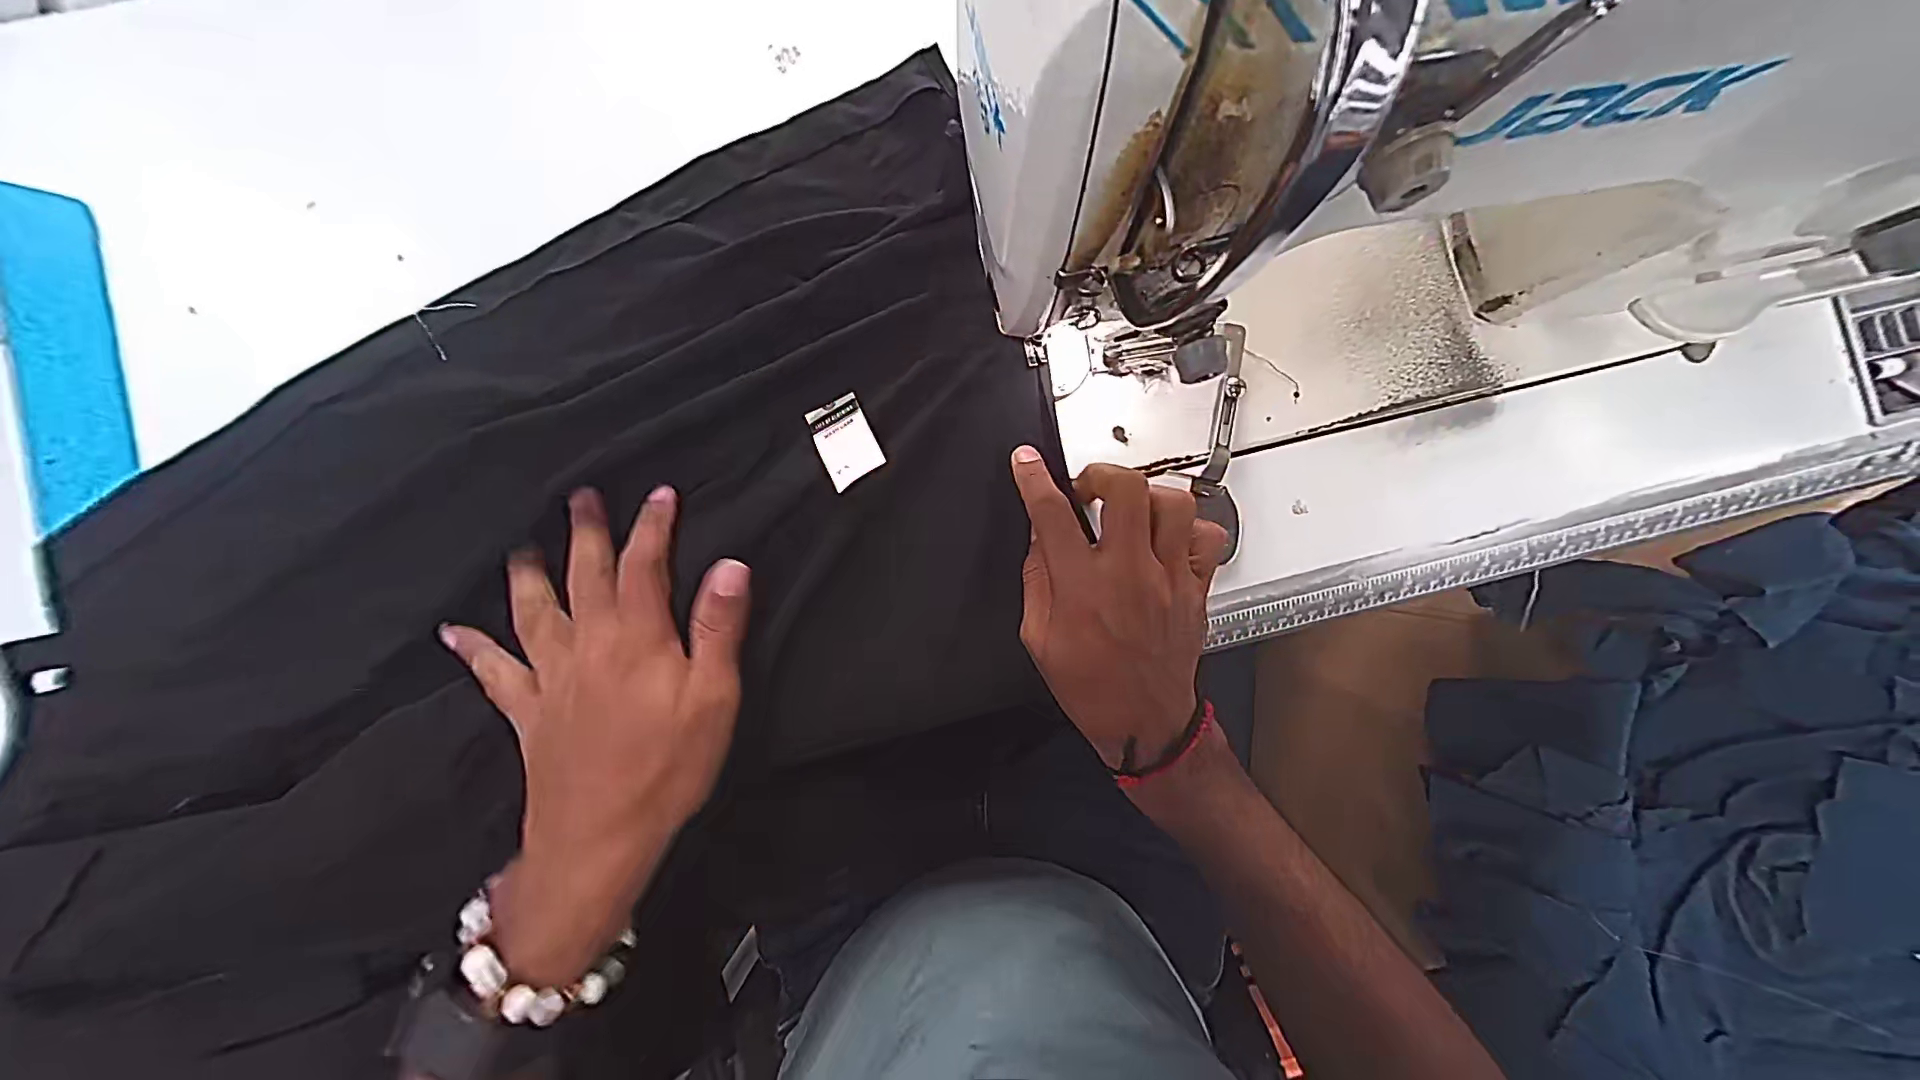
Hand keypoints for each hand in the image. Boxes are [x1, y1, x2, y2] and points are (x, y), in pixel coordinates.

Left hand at [439, 486, 749, 983]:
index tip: (659, 494)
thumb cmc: (668, 767)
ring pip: (535, 614)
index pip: (643, 567)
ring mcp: (552, 680)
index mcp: (637, 640)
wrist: (599, 839)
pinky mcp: (529, 715)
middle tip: (580, 498)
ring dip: (528, 576)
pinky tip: (454, 635)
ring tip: (521, 549)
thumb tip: (730, 565)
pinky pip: (496, 674)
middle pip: (585, 578)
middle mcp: (589, 648)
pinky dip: (474, 651)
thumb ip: (719, 628)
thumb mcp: (714, 697)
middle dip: (587, 535)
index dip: (652, 527)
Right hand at [1009, 447, 1229, 770]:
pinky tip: (1167, 537)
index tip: (1027, 462)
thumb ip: (1037, 579)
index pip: (1052, 514)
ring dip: (1146, 495)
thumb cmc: (1092, 687)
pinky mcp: (1196, 588)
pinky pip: (1207, 536)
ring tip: (1129, 509)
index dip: (1034, 479)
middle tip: (1088, 488)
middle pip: (1125, 490)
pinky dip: (1188, 526)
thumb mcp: (1039, 637)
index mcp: (1082, 588)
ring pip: (1173, 503)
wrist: (1143, 722)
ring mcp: (1169, 579)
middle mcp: (1129, 575)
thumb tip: (1040, 537)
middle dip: (1100, 474)